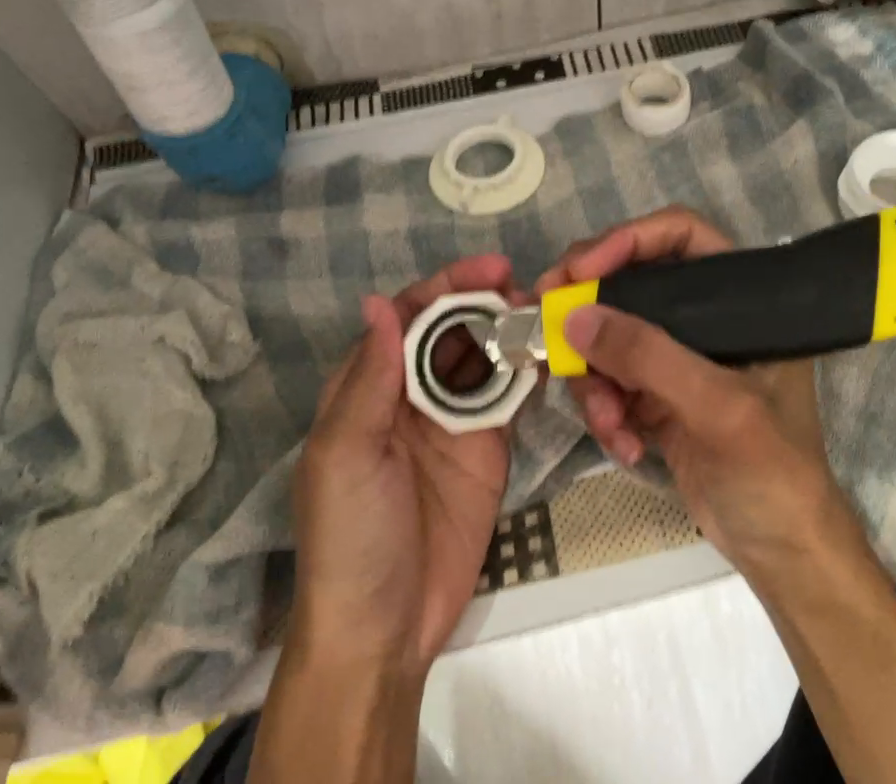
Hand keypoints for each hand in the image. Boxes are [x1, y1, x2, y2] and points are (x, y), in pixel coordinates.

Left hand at [288, 255, 523, 674]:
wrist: (386, 626)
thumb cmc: (352, 535)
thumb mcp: (345, 454)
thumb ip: (368, 380)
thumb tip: (380, 302)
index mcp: (365, 390)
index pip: (405, 320)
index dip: (443, 288)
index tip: (488, 269)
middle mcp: (409, 397)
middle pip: (449, 332)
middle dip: (483, 304)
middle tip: (527, 289)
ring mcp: (452, 424)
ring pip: (483, 360)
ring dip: (509, 333)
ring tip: (545, 313)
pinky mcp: (487, 451)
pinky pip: (509, 400)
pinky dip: (528, 374)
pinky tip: (551, 353)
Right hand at [534, 208, 854, 573]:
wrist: (782, 550)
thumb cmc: (774, 471)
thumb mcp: (717, 407)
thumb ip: (649, 357)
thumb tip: (574, 316)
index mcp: (741, 302)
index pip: (682, 237)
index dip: (629, 240)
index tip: (582, 269)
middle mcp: (707, 322)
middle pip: (631, 287)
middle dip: (591, 315)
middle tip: (547, 327)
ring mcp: (680, 363)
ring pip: (611, 341)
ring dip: (597, 381)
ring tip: (610, 423)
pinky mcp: (659, 401)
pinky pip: (611, 387)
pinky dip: (607, 414)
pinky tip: (625, 446)